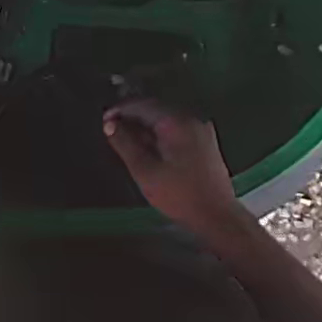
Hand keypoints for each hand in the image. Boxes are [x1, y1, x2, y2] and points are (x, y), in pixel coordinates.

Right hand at [103, 99, 246, 235]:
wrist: (217, 216)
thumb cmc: (178, 194)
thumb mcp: (144, 170)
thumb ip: (125, 144)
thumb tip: (110, 125)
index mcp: (176, 122)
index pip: (143, 105)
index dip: (120, 110)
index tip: (104, 120)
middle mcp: (191, 119)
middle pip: (156, 109)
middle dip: (132, 117)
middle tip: (112, 130)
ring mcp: (201, 130)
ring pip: (166, 120)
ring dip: (145, 127)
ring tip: (126, 140)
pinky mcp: (205, 143)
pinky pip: (176, 130)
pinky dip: (159, 134)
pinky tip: (149, 148)